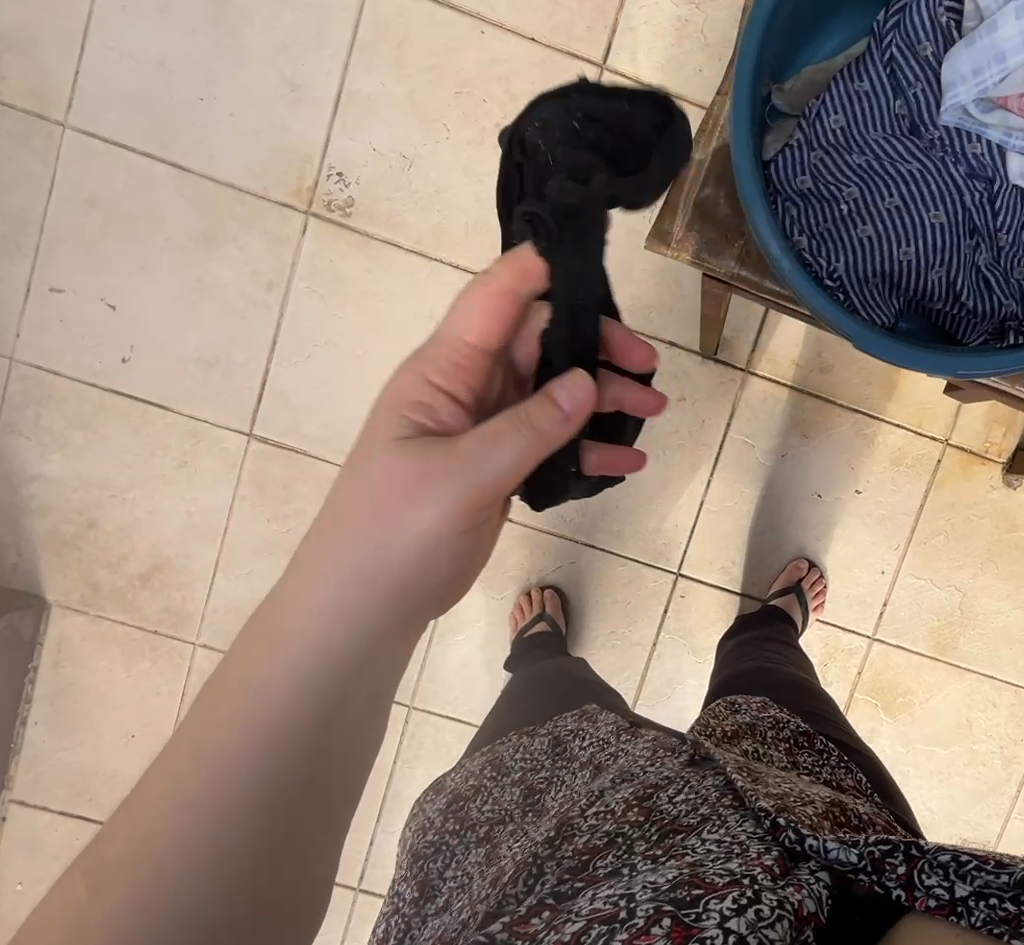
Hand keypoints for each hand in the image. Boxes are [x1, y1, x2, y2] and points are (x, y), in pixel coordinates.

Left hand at [295, 244, 667, 626]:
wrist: (369, 602)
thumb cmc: (396, 530)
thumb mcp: (463, 476)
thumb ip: (527, 429)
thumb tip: (587, 382)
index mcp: (443, 372)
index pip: (494, 301)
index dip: (539, 271)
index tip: (595, 263)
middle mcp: (468, 390)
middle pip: (539, 346)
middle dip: (596, 350)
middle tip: (649, 369)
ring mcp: (487, 431)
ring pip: (555, 396)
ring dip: (604, 401)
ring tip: (654, 413)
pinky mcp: (501, 469)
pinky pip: (554, 445)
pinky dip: (590, 449)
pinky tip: (627, 462)